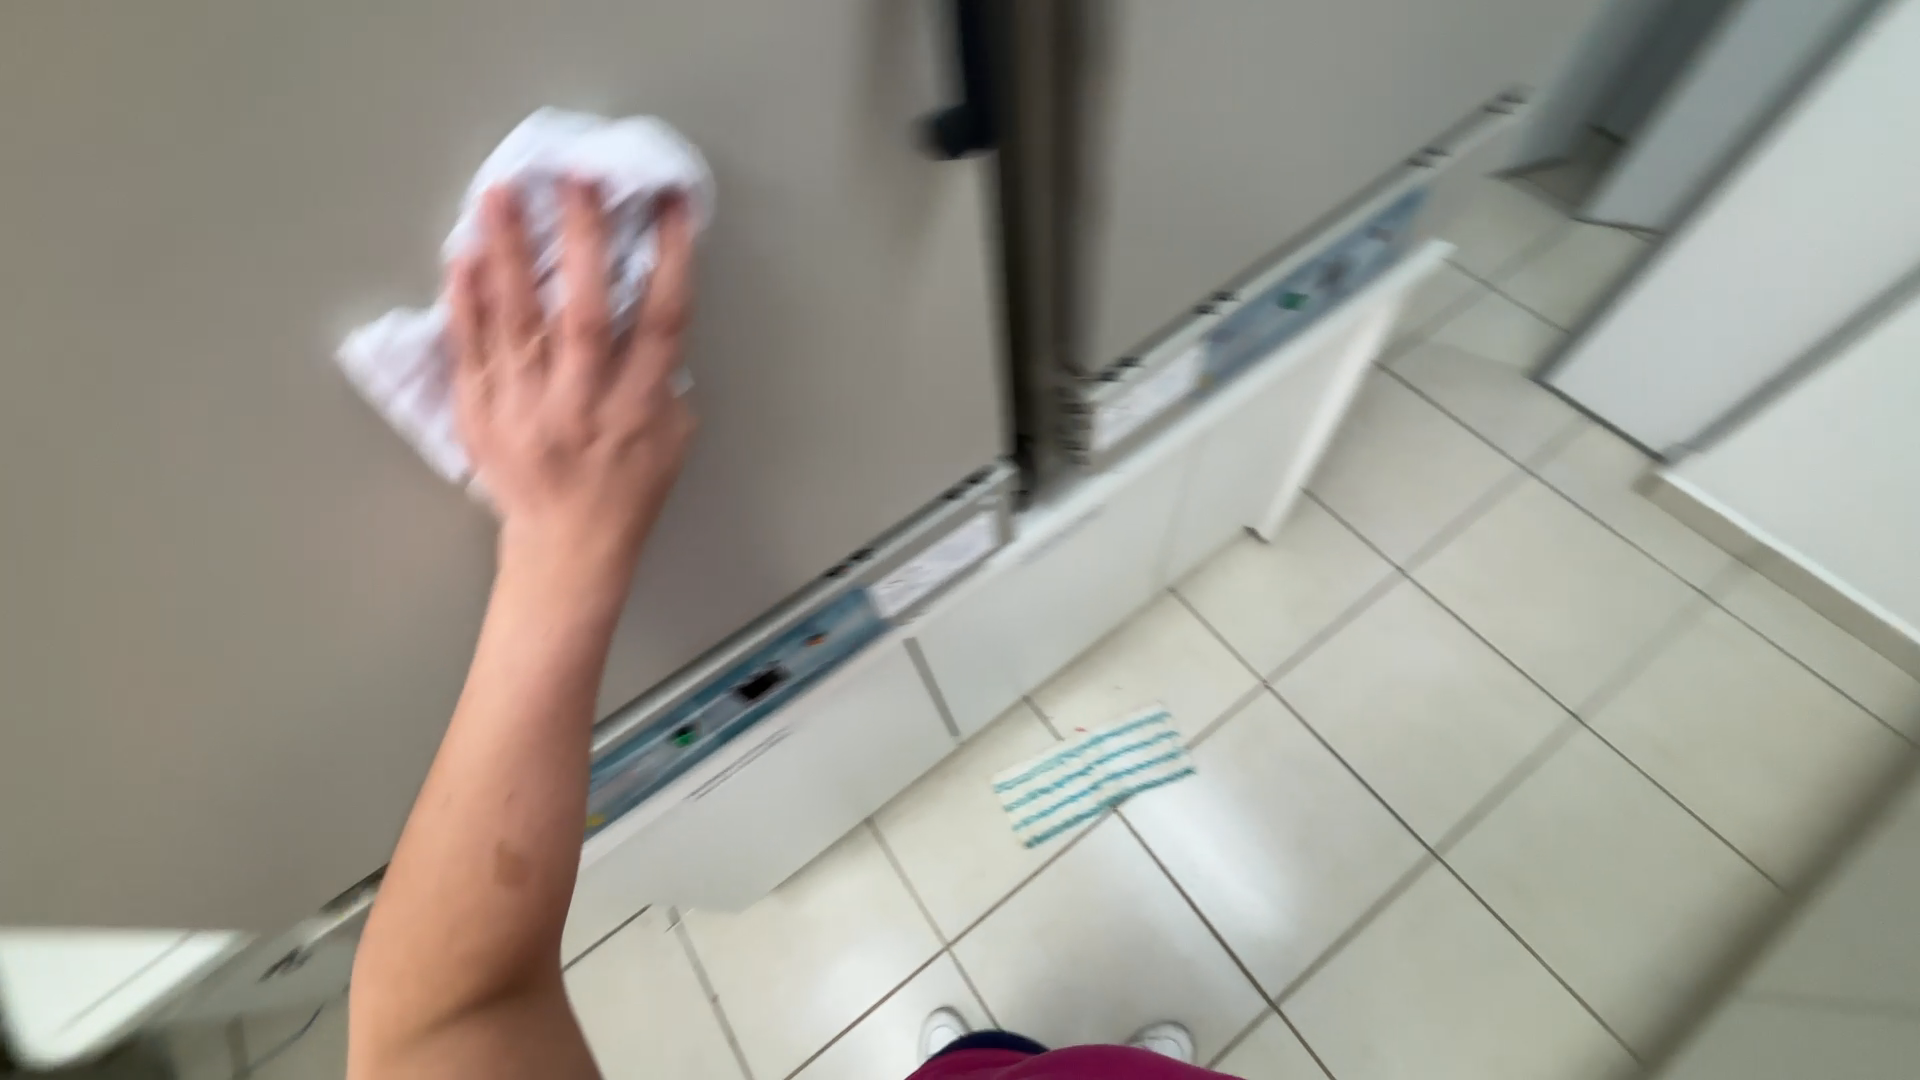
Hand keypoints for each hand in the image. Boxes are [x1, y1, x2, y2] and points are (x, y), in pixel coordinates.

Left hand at [448, 179, 696, 593]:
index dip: (669, 262)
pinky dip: (466, 300)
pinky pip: (469, 350)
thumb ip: (664, 383)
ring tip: (503, 191)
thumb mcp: (673, 444)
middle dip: (584, 242)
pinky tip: (464, 253)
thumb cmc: (629, 495)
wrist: (566, 549)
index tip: (668, 208)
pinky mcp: (481, 415)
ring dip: (511, 252)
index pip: (662, 326)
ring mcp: (525, 410)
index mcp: (639, 412)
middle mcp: (583, 407)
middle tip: (576, 178)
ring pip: (517, 323)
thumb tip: (643, 326)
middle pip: (585, 316)